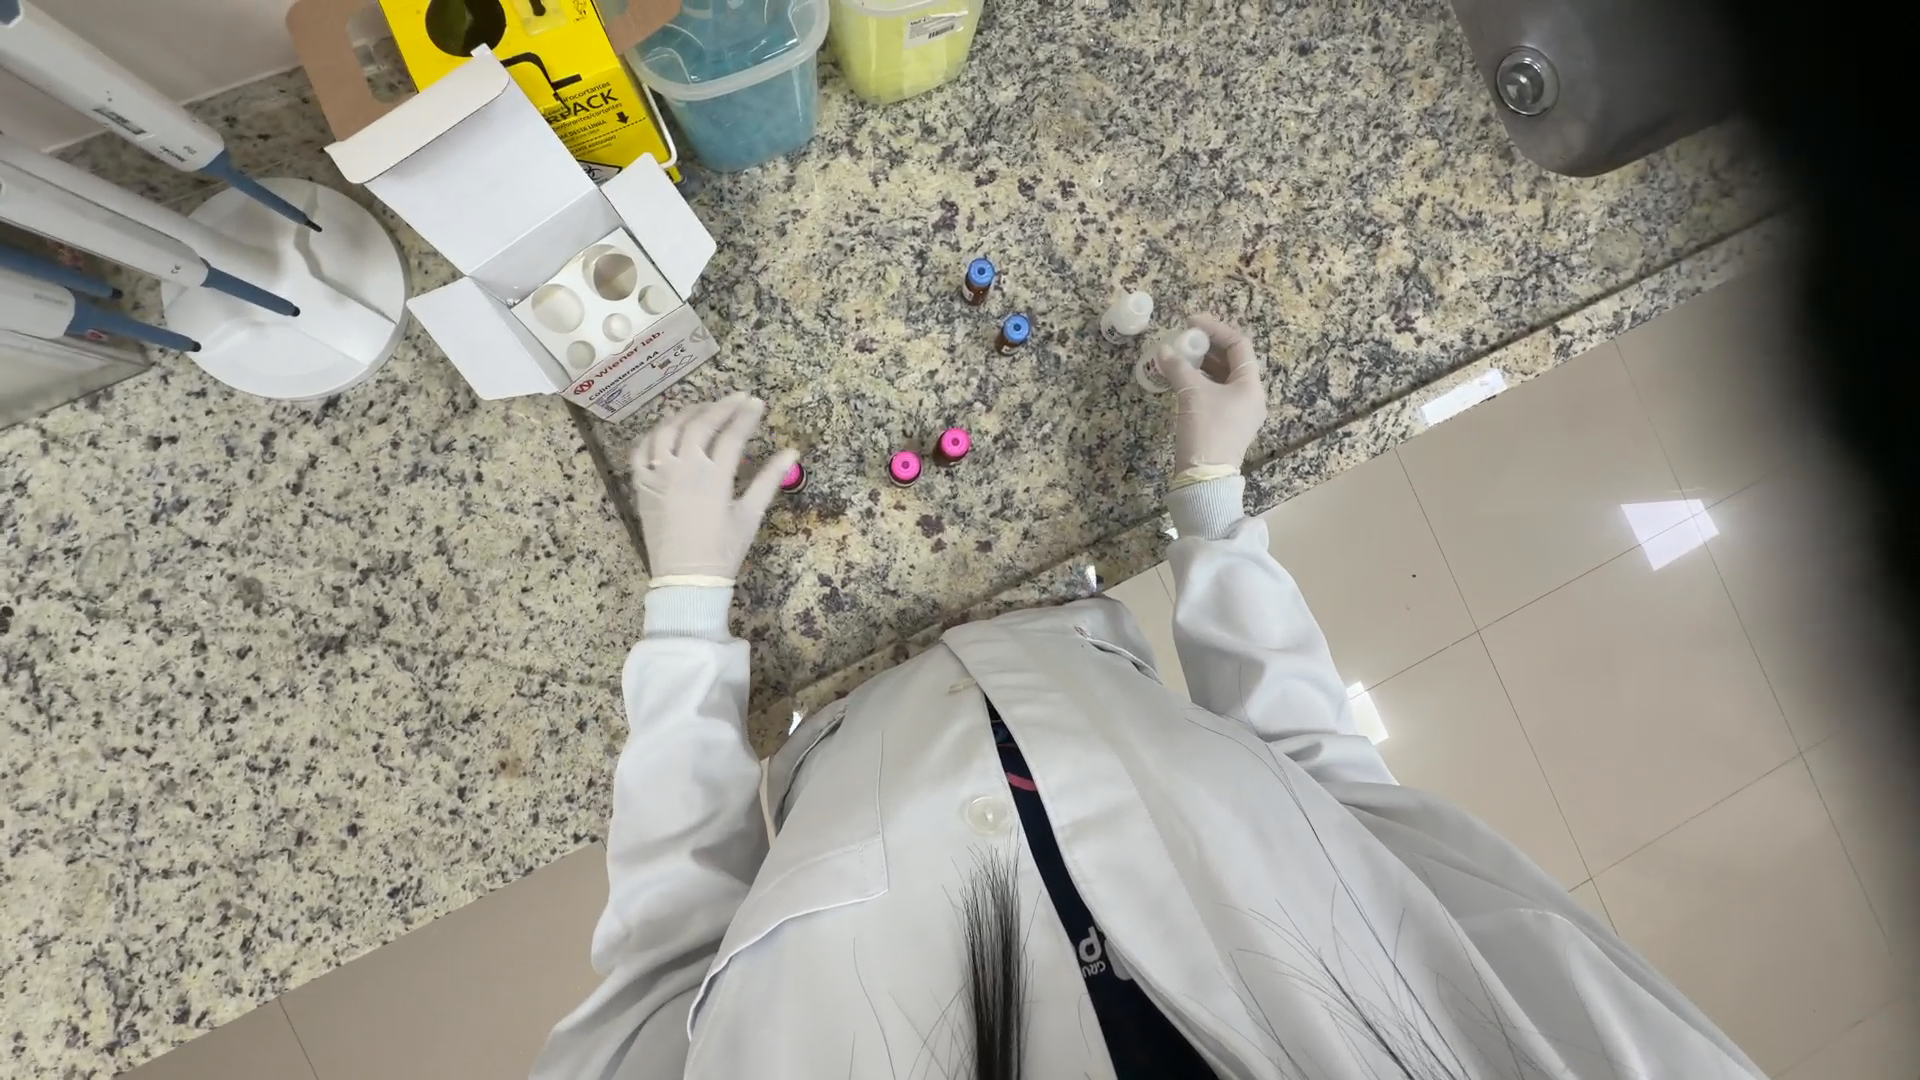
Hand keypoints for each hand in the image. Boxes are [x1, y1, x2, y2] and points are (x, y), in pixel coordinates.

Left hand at [631, 393, 796, 584]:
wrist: (686, 578)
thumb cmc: (723, 549)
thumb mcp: (750, 514)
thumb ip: (769, 480)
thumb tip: (792, 453)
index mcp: (713, 477)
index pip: (732, 435)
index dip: (746, 416)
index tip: (758, 403)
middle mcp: (683, 468)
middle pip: (701, 425)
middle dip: (721, 407)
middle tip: (738, 398)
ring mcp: (658, 475)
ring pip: (668, 430)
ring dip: (687, 413)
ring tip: (703, 408)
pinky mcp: (642, 485)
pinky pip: (642, 451)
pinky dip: (655, 435)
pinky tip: (668, 431)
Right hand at [1155, 314, 1265, 479]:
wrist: (1203, 478)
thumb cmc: (1205, 432)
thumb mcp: (1191, 395)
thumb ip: (1179, 368)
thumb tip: (1164, 351)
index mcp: (1250, 385)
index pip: (1238, 345)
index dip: (1215, 329)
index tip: (1191, 322)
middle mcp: (1250, 397)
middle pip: (1232, 361)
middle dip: (1207, 347)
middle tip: (1184, 340)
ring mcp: (1239, 413)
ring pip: (1222, 379)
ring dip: (1202, 366)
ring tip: (1180, 358)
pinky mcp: (1225, 427)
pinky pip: (1215, 395)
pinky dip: (1199, 384)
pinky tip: (1181, 382)